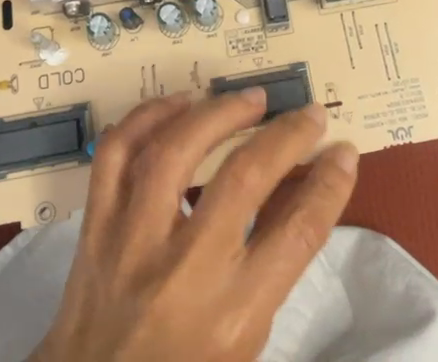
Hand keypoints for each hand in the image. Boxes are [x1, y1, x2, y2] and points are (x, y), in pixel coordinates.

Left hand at [32, 89, 359, 361]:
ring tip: (248, 99)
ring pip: (173, 152)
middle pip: (243, 179)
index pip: (297, 233)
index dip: (328, 184)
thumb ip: (272, 269)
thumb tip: (303, 191)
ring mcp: (131, 243)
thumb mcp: (245, 338)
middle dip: (285, 136)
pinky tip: (178, 104)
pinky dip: (147, 117)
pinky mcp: (93, 228)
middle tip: (307, 113)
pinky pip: (116, 155)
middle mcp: (183, 271)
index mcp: (232, 313)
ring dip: (217, 113)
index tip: (343, 152)